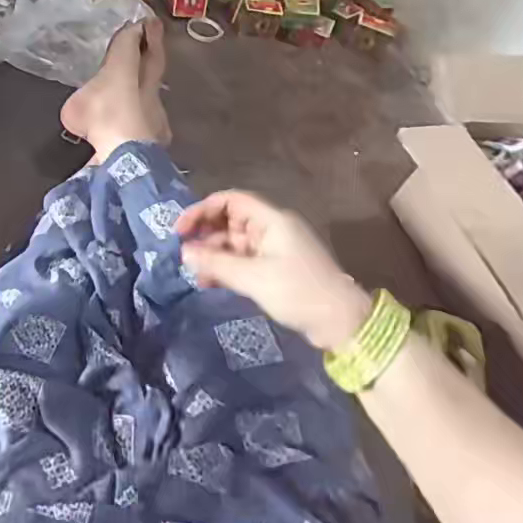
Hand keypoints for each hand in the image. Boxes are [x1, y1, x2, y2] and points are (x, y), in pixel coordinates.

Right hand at [178, 190, 372, 351]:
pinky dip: (226, 268)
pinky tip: (210, 283)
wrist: (341, 322)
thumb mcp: (253, 278)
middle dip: (205, 236)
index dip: (202, 210)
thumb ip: (216, 264)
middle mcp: (272, 228)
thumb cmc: (298, 291)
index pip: (230, 200)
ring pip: (234, 243)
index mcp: (271, 220)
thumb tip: (184, 253)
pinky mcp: (275, 268)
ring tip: (195, 274)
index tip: (181, 230)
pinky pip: (243, 260)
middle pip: (230, 221)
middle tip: (184, 255)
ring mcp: (274, 248)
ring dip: (213, 255)